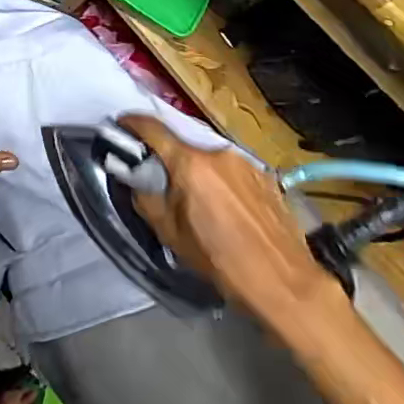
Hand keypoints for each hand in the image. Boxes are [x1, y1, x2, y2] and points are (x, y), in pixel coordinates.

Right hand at [119, 115, 338, 324]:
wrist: (280, 279)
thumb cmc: (220, 261)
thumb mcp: (171, 234)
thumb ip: (147, 198)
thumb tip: (136, 178)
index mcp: (192, 164)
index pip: (154, 129)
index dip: (134, 124)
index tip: (122, 124)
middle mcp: (220, 153)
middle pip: (185, 145)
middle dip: (171, 158)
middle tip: (162, 178)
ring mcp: (248, 162)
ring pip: (212, 158)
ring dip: (200, 171)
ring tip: (199, 199)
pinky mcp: (267, 175)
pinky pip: (234, 170)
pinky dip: (223, 180)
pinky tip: (227, 206)